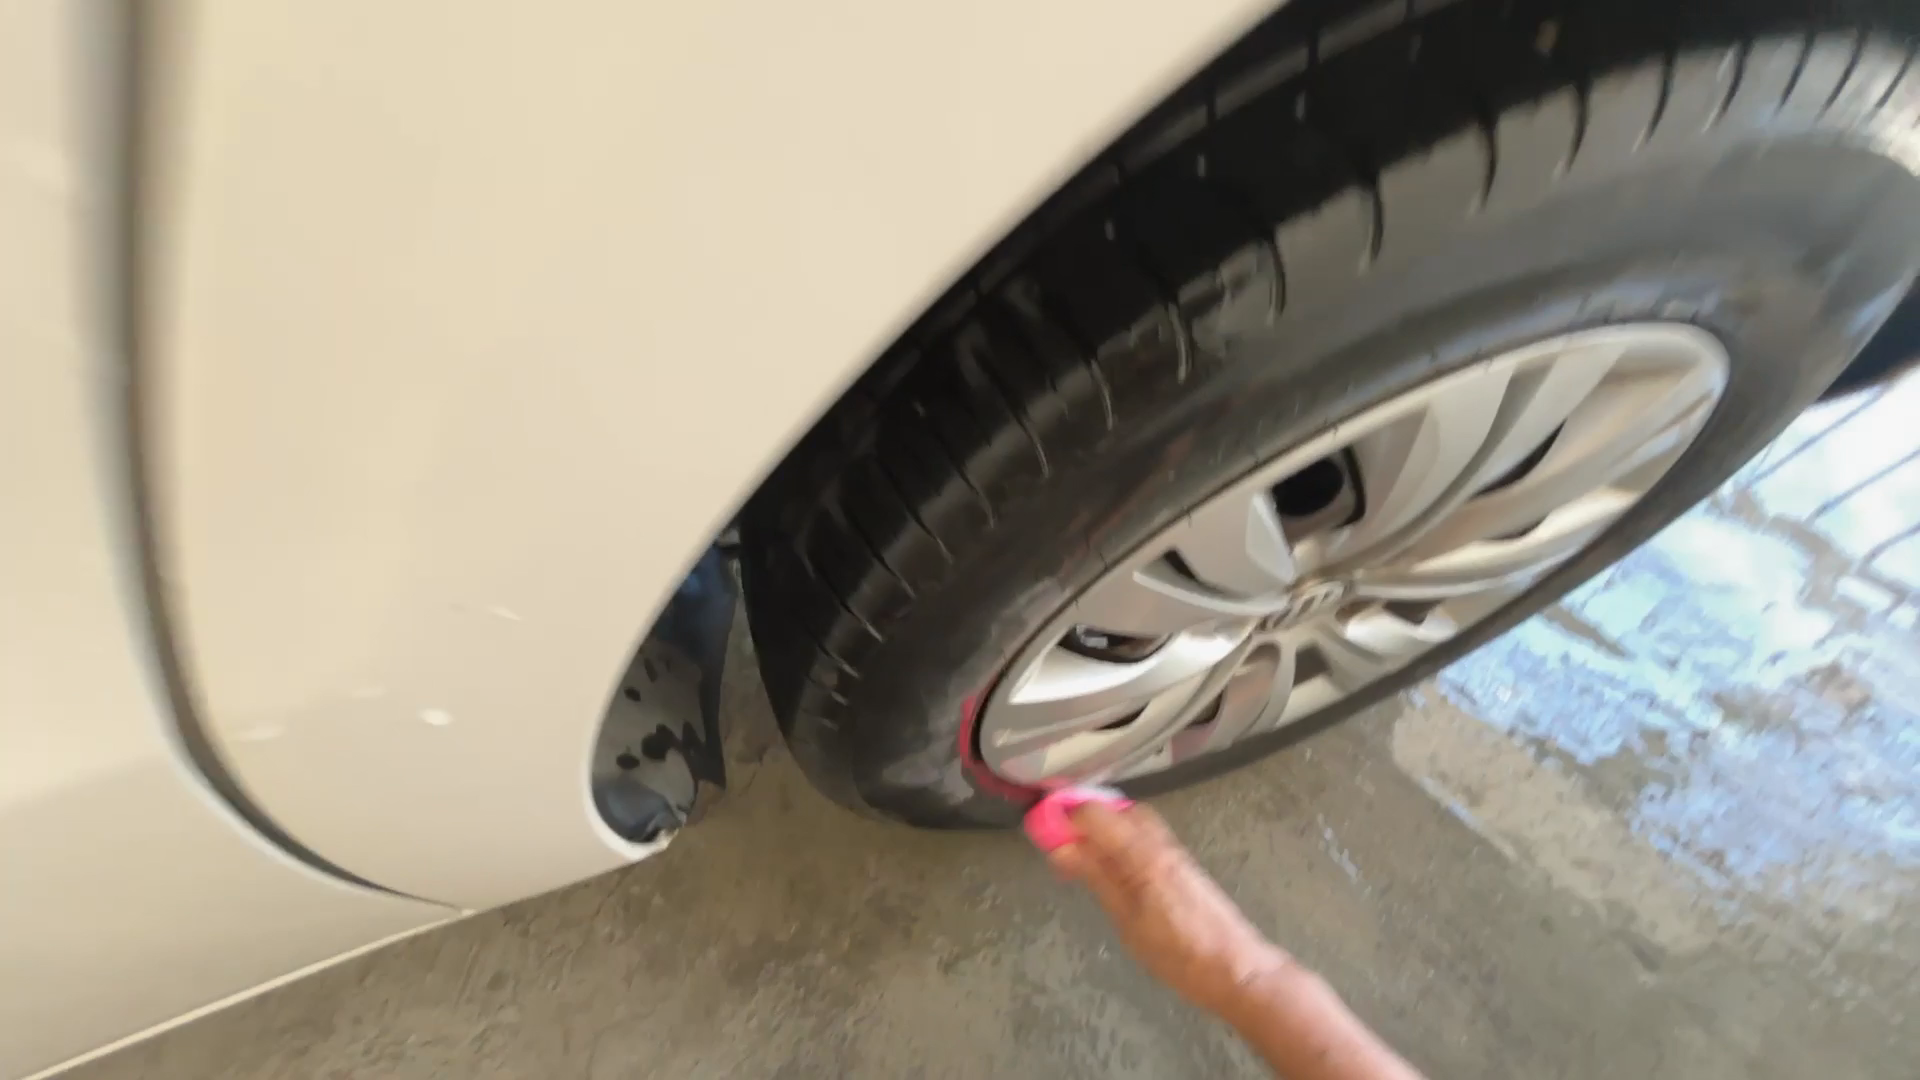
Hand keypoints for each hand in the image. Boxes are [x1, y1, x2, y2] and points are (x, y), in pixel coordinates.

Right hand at [1049, 801, 1291, 1014]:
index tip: (1041, 831)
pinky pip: (1142, 831)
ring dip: (1101, 826)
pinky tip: (1112, 863)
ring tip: (1082, 855)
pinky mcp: (1178, 859)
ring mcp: (1170, 847)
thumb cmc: (1179, 953)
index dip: (1063, 816)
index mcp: (1140, 851)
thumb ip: (1095, 877)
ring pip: (1129, 817)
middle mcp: (1156, 839)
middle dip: (1082, 817)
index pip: (1093, 811)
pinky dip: (1119, 836)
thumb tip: (1059, 849)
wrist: (1238, 969)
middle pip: (1112, 807)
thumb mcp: (1126, 920)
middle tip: (1060, 845)